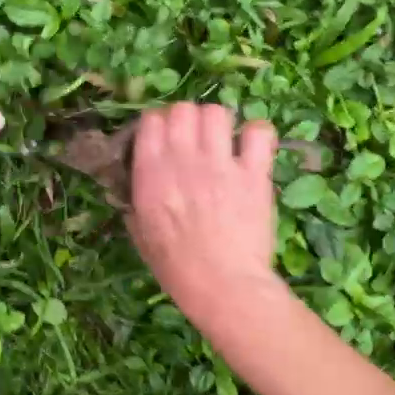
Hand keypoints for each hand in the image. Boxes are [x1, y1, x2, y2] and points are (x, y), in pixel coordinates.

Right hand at [128, 103, 278, 315]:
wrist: (222, 285)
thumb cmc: (175, 267)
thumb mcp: (140, 234)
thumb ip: (136, 202)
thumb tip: (137, 187)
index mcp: (150, 172)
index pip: (151, 120)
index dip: (158, 126)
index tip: (163, 140)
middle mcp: (184, 158)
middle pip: (183, 109)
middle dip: (187, 120)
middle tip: (193, 141)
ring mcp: (221, 163)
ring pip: (217, 112)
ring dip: (217, 123)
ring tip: (220, 142)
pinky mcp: (255, 173)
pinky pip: (259, 131)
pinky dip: (256, 134)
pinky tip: (251, 149)